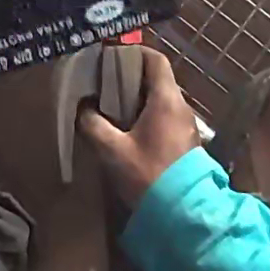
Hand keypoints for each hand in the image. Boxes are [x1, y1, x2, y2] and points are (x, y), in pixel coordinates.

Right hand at [81, 48, 205, 205]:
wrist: (186, 218)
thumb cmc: (149, 175)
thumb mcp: (112, 150)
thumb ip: (93, 124)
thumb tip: (83, 109)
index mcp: (166, 100)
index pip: (155, 60)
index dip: (133, 52)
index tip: (110, 55)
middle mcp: (180, 107)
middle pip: (155, 78)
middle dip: (127, 75)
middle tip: (100, 81)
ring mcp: (184, 125)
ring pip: (158, 98)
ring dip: (133, 96)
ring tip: (106, 104)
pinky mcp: (183, 142)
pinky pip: (161, 115)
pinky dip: (142, 112)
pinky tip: (122, 127)